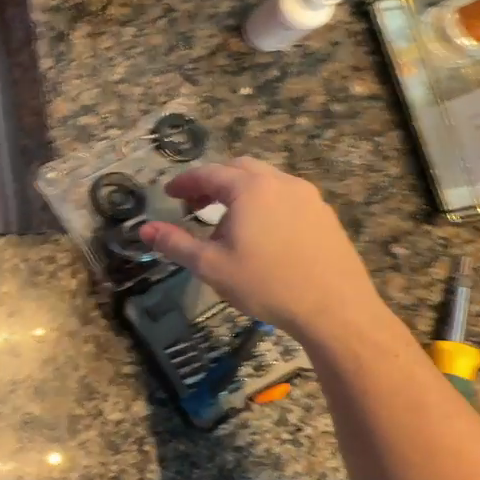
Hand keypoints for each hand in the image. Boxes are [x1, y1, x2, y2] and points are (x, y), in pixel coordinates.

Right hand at [139, 157, 385, 340]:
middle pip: (239, 169)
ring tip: (226, 219)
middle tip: (194, 203)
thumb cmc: (267, 284)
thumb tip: (144, 230)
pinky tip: (260, 233)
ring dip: (239, 191)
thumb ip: (174, 243)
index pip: (208, 173)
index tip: (169, 194)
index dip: (184, 182)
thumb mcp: (210, 266)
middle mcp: (281, 183)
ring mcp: (308, 198)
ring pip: (266, 181)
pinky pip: (286, 197)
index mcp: (250, 189)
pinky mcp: (324, 216)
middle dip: (212, 181)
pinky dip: (264, 203)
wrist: (336, 310)